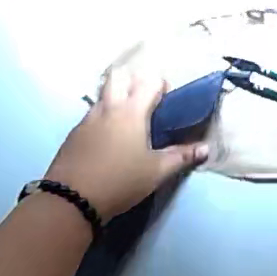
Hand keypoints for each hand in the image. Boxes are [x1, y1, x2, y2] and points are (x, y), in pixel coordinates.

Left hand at [41, 68, 208, 222]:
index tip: (167, 101)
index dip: (161, 84)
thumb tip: (205, 149)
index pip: (149, 81)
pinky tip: (109, 140)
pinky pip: (92, 114)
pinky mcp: (74, 134)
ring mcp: (87, 119)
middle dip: (133, 80)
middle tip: (145, 101)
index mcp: (131, 112)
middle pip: (119, 76)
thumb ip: (182, 157)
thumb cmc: (121, 181)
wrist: (71, 200)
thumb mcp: (157, 172)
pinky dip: (104, 117)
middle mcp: (108, 108)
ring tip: (128, 122)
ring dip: (117, 98)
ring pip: (103, 94)